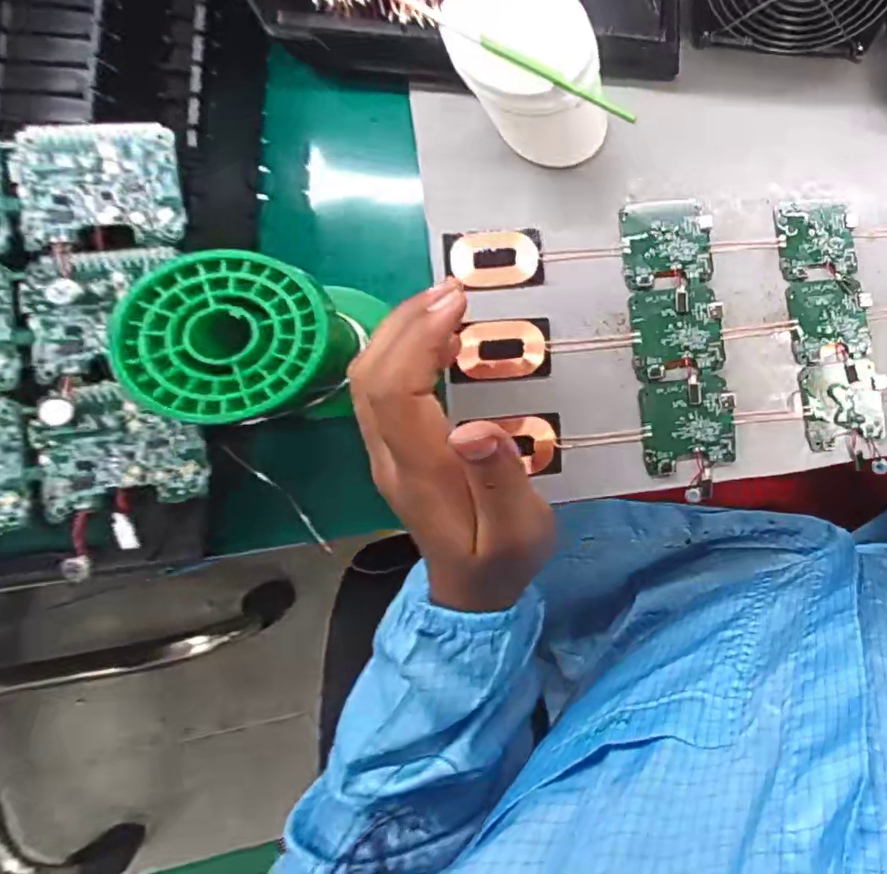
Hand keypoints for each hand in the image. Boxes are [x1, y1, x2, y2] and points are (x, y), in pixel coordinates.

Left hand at [348, 278, 554, 611]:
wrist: (469, 596)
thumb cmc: (501, 561)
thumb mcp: (519, 531)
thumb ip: (499, 481)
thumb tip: (474, 427)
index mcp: (422, 471)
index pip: (396, 392)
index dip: (418, 340)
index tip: (457, 304)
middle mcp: (391, 456)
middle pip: (370, 375)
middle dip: (405, 322)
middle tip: (453, 290)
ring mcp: (386, 452)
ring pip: (368, 378)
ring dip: (400, 331)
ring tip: (445, 303)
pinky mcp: (395, 449)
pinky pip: (382, 388)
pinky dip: (403, 350)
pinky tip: (439, 337)